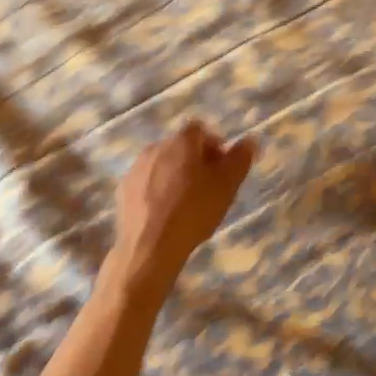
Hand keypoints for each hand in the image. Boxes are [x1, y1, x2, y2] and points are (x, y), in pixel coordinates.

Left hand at [107, 122, 254, 292]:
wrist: (151, 246)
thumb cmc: (194, 212)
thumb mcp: (227, 186)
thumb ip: (240, 159)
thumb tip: (251, 139)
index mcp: (181, 142)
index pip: (200, 129)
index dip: (214, 144)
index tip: (222, 166)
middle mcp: (155, 147)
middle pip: (179, 146)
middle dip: (195, 160)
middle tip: (208, 185)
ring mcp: (136, 168)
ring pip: (161, 163)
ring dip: (175, 174)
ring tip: (185, 201)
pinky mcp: (124, 189)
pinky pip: (146, 181)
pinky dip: (157, 189)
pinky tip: (165, 212)